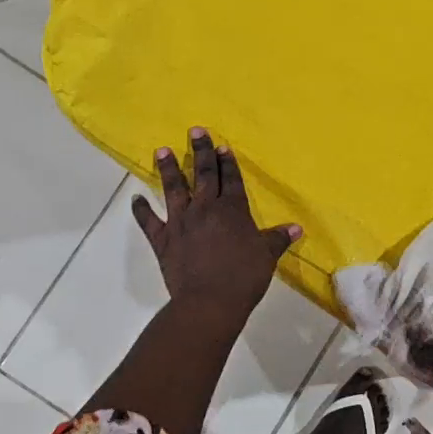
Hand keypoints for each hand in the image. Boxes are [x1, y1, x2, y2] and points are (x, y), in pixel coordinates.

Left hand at [131, 127, 301, 319]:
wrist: (209, 302)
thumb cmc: (243, 278)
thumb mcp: (266, 257)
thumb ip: (277, 239)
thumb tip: (296, 228)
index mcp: (232, 210)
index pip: (231, 180)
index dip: (228, 163)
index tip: (222, 145)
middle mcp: (205, 209)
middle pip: (204, 175)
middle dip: (201, 152)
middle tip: (195, 131)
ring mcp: (181, 222)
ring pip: (174, 189)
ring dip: (169, 169)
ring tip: (162, 151)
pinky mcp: (163, 240)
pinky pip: (149, 221)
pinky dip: (142, 210)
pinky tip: (136, 198)